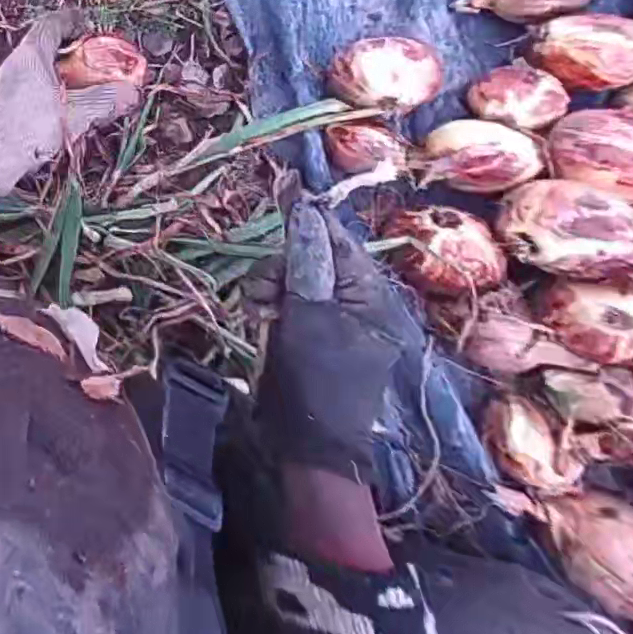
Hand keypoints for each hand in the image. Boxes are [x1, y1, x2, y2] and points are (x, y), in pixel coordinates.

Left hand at [0, 9, 138, 209]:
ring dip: (60, 73)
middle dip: (70, 51)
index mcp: (30, 55)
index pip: (51, 24)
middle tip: (92, 59)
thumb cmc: (31, 128)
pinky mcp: (3, 106)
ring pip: (37, 69)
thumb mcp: (76, 113)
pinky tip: (61, 108)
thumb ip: (104, 100)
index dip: (72, 21)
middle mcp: (14, 65)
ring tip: (82, 86)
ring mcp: (6, 86)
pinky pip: (30, 88)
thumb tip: (132, 93)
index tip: (89, 27)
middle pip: (44, 47)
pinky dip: (49, 90)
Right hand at [246, 197, 403, 482]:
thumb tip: (307, 214)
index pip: (339, 242)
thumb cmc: (314, 379)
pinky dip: (269, 303)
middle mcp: (361, 304)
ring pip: (294, 277)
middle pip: (312, 258)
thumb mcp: (308, 316)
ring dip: (269, 286)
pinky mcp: (315, 332)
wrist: (307, 441)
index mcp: (375, 298)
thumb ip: (307, 263)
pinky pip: (290, 300)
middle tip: (263, 291)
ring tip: (258, 310)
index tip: (285, 192)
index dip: (310, 220)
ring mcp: (338, 319)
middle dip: (281, 267)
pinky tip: (259, 317)